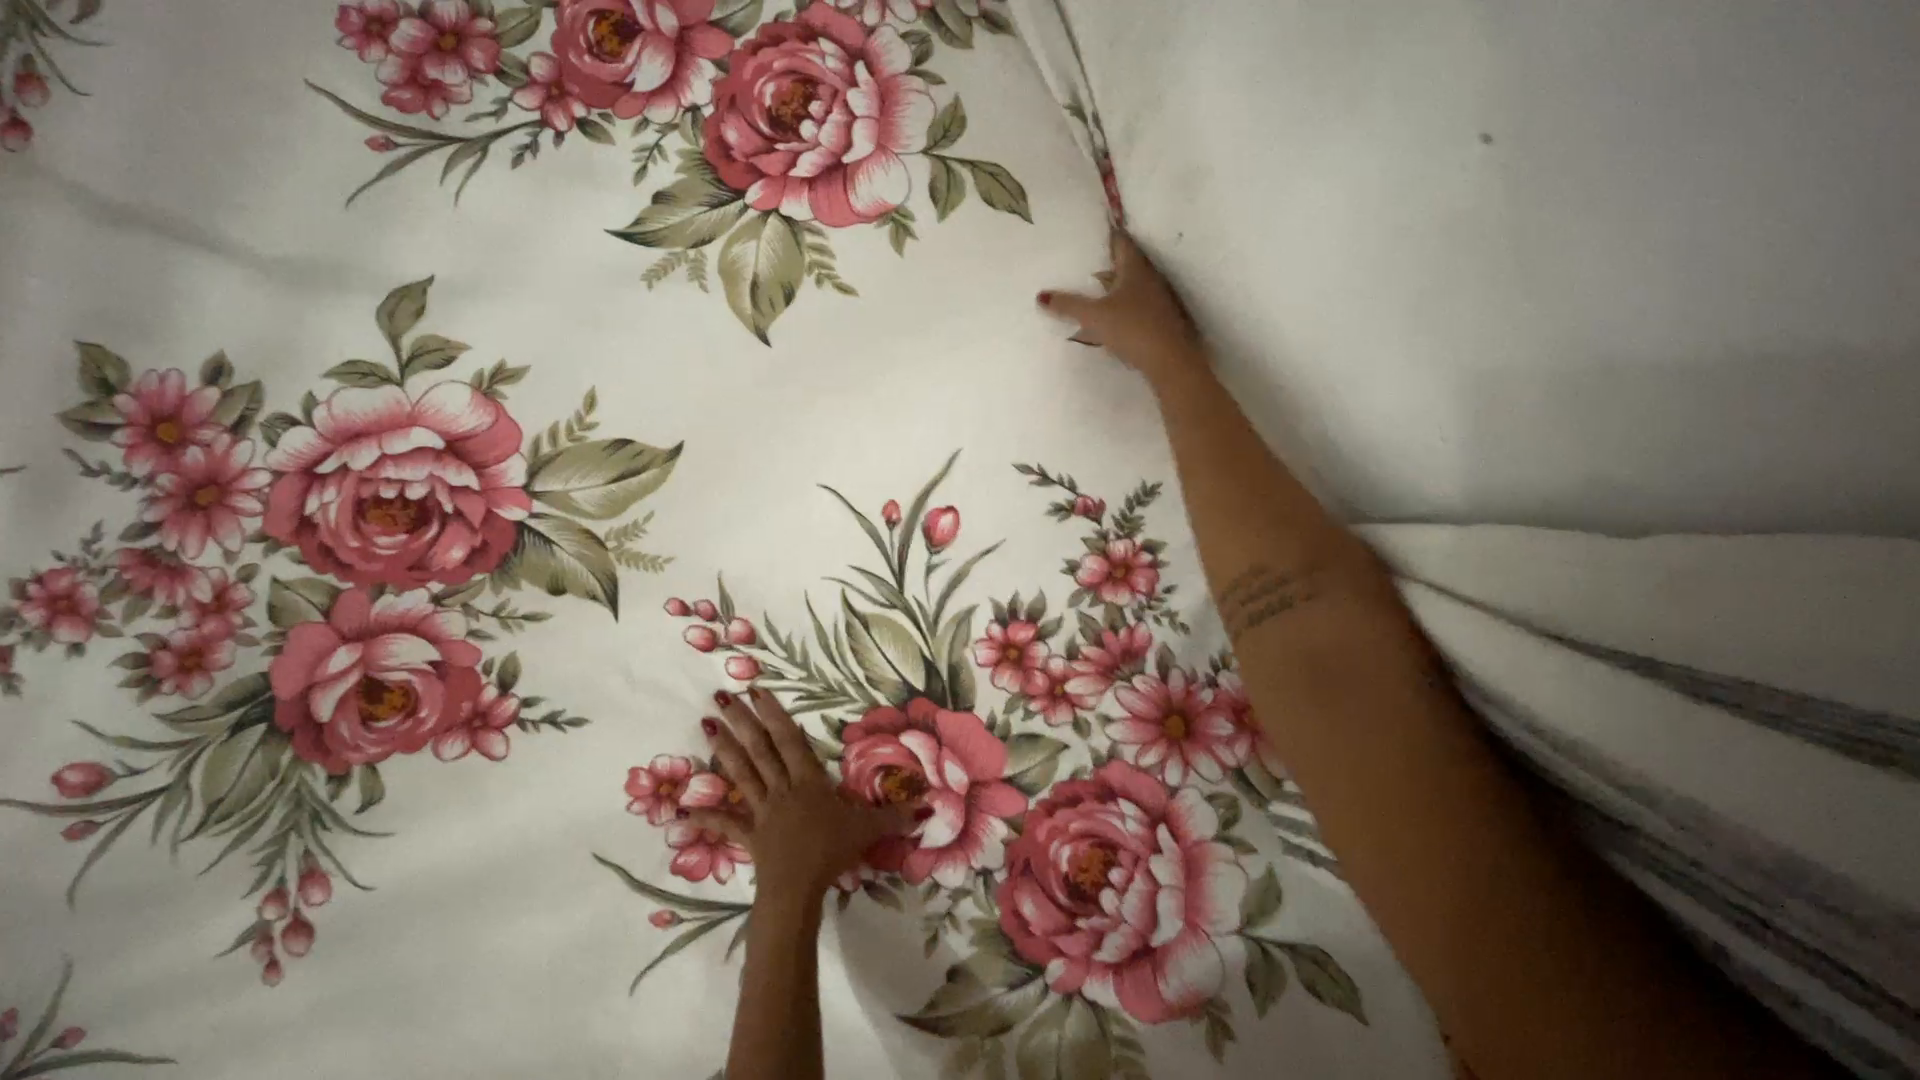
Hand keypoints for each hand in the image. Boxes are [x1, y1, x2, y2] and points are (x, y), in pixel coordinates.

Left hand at [692, 688, 923, 907]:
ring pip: (741, 775)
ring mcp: (761, 812)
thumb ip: (895, 816)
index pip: (790, 741)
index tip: (758, 691)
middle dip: (743, 721)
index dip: (775, 715)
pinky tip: (683, 810)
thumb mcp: (868, 831)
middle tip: (724, 696)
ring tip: (708, 725)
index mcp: (808, 782)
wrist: (797, 889)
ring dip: (724, 750)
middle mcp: (781, 790)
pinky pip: (726, 824)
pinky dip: (705, 817)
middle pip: (759, 750)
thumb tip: (927, 805)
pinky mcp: (749, 836)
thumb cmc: (831, 853)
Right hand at [1038, 230, 1205, 387]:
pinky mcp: (1161, 320)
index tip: (1086, 236)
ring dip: (1113, 287)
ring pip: (1131, 286)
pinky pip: (1137, 306)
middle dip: (1105, 263)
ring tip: (1090, 290)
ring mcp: (1158, 299)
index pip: (1120, 240)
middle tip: (1081, 263)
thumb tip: (1040, 296)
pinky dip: (1122, 307)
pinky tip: (1109, 318)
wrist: (1171, 361)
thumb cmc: (1132, 328)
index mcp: (1135, 267)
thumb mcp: (1094, 316)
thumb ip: (1068, 305)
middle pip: (1125, 263)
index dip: (1104, 236)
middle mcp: (1150, 277)